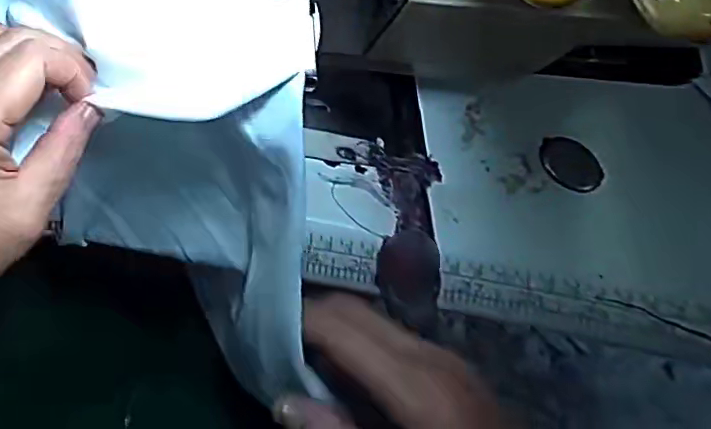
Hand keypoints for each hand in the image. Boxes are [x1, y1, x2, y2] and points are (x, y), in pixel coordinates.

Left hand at [0, 24, 101, 356]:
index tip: (89, 102)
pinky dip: (4, 54)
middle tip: (82, 91)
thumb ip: (64, 148)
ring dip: (33, 51)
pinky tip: (20, 83)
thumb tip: (91, 105)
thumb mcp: (29, 210)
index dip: (72, 69)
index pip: (33, 56)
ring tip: (58, 85)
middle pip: (15, 38)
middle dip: (59, 55)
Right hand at [277, 293, 506, 428]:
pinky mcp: (456, 373)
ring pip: (370, 319)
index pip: (336, 321)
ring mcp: (449, 361)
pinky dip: (358, 344)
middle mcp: (433, 356)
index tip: (254, 321)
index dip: (291, 316)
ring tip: (297, 350)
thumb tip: (281, 401)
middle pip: (351, 309)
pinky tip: (343, 372)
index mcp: (418, 383)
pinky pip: (391, 339)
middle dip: (306, 315)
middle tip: (268, 331)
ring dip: (331, 328)